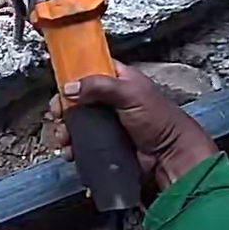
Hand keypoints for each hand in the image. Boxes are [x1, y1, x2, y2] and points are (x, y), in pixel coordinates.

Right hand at [47, 63, 219, 189]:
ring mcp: (104, 123)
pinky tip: (70, 152)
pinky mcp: (102, 143)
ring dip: (64, 130)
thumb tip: (68, 88)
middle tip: (58, 117)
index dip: (71, 78)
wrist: (170, 158)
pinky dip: (70, 147)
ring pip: (74, 122)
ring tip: (64, 140)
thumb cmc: (157, 120)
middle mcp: (108, 99)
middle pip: (75, 99)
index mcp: (117, 80)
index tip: (61, 91)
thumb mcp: (130, 94)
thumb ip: (100, 86)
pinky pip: (79, 142)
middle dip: (63, 109)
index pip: (88, 71)